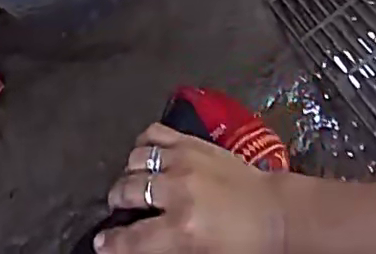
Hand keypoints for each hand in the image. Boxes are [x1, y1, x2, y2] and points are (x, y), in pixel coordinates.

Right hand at [95, 124, 287, 253]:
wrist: (274, 213)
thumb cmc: (243, 245)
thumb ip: (170, 247)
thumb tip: (141, 243)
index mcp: (183, 229)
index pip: (134, 238)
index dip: (112, 243)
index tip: (100, 243)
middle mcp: (177, 190)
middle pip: (129, 190)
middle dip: (116, 201)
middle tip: (116, 208)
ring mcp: (183, 159)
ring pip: (136, 159)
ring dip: (128, 172)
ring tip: (131, 182)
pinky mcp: (190, 140)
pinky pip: (154, 133)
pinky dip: (142, 143)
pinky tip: (143, 154)